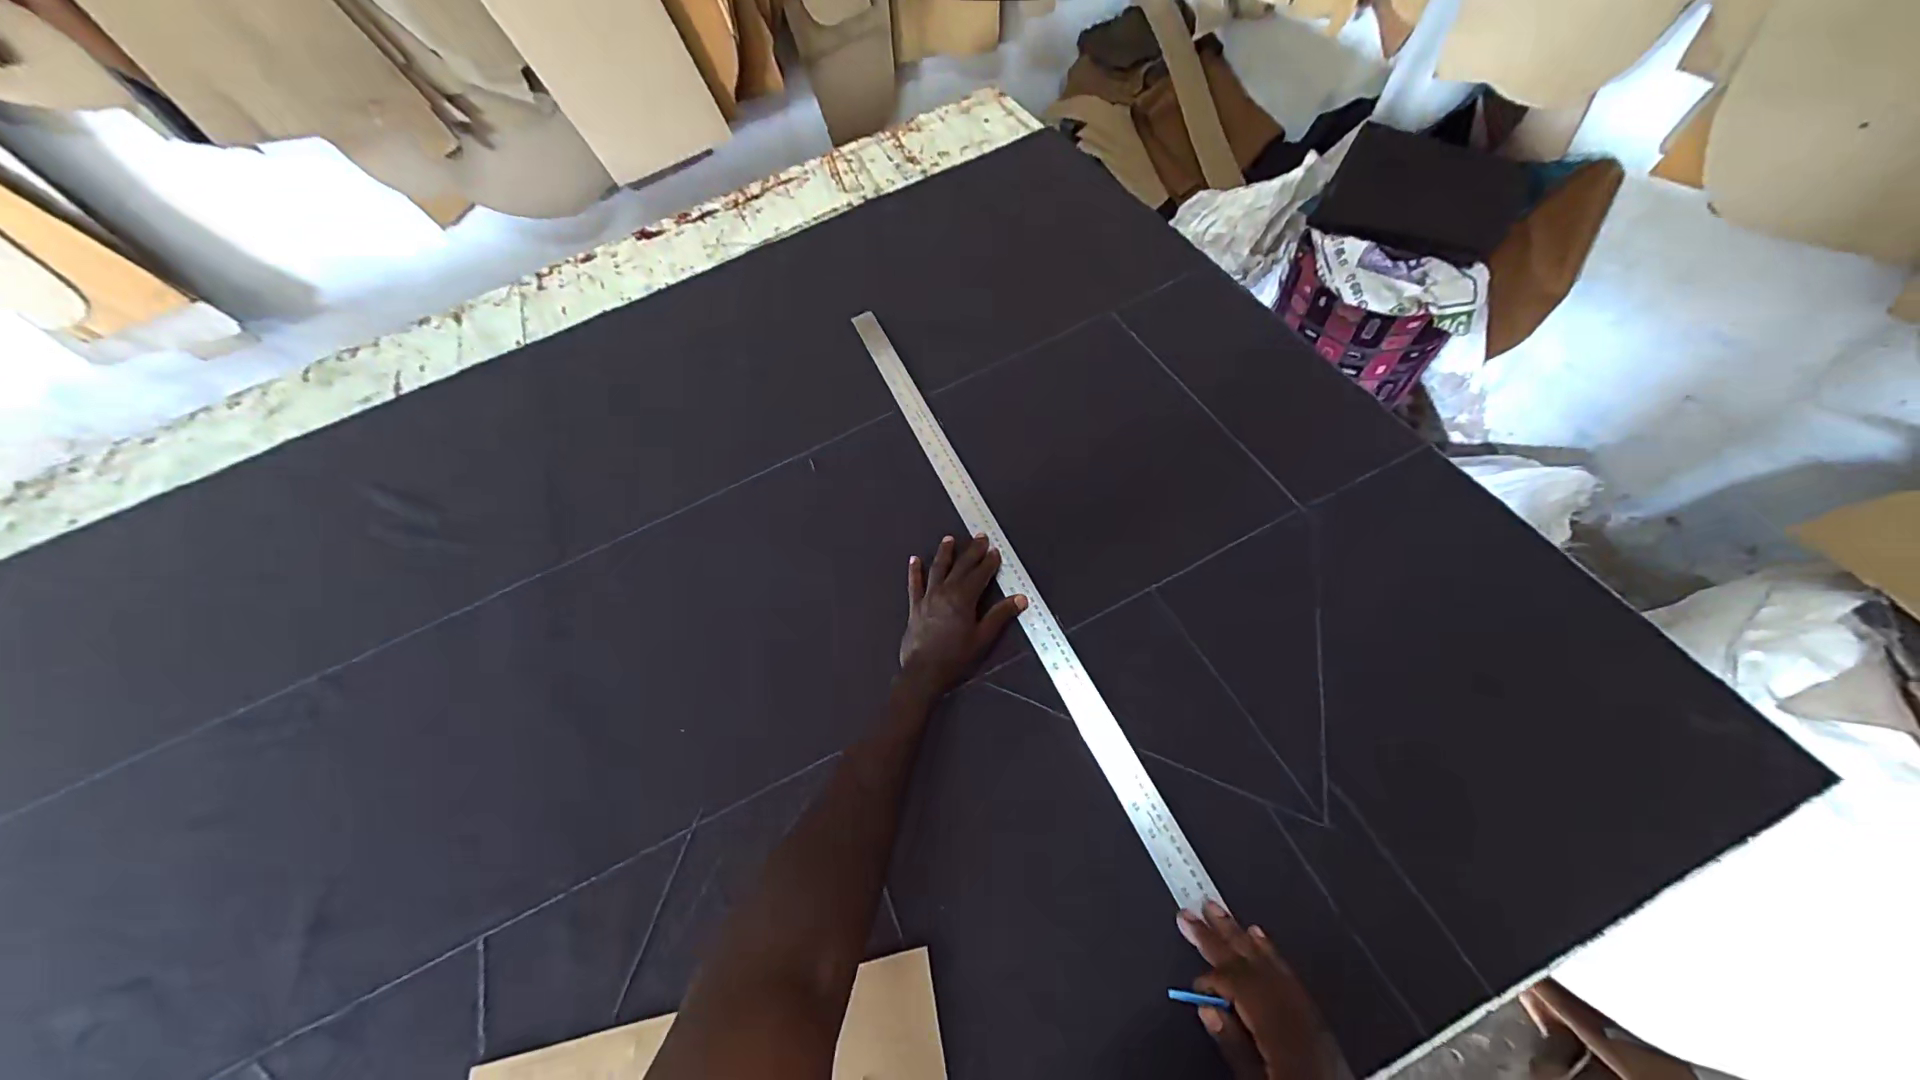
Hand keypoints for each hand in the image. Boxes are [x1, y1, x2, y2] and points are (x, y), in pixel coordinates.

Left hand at [898, 534, 1027, 697]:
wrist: (924, 671)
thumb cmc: (956, 657)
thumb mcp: (983, 638)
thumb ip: (1000, 616)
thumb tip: (1020, 598)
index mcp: (963, 599)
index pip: (979, 575)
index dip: (989, 562)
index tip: (995, 550)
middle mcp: (945, 592)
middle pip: (960, 567)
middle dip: (972, 551)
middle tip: (980, 536)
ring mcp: (928, 597)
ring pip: (937, 569)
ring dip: (944, 553)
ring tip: (949, 539)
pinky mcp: (915, 606)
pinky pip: (914, 584)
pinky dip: (915, 571)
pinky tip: (914, 559)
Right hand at [1178, 901, 1345, 1079]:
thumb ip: (1233, 1046)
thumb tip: (1207, 1008)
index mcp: (1282, 1034)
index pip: (1241, 986)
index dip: (1213, 978)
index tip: (1195, 984)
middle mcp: (1299, 1018)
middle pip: (1254, 967)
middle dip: (1220, 937)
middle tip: (1193, 912)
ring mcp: (1311, 1017)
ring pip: (1271, 964)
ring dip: (1240, 935)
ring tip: (1217, 910)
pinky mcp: (1318, 1022)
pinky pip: (1290, 975)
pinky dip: (1269, 951)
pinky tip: (1257, 935)